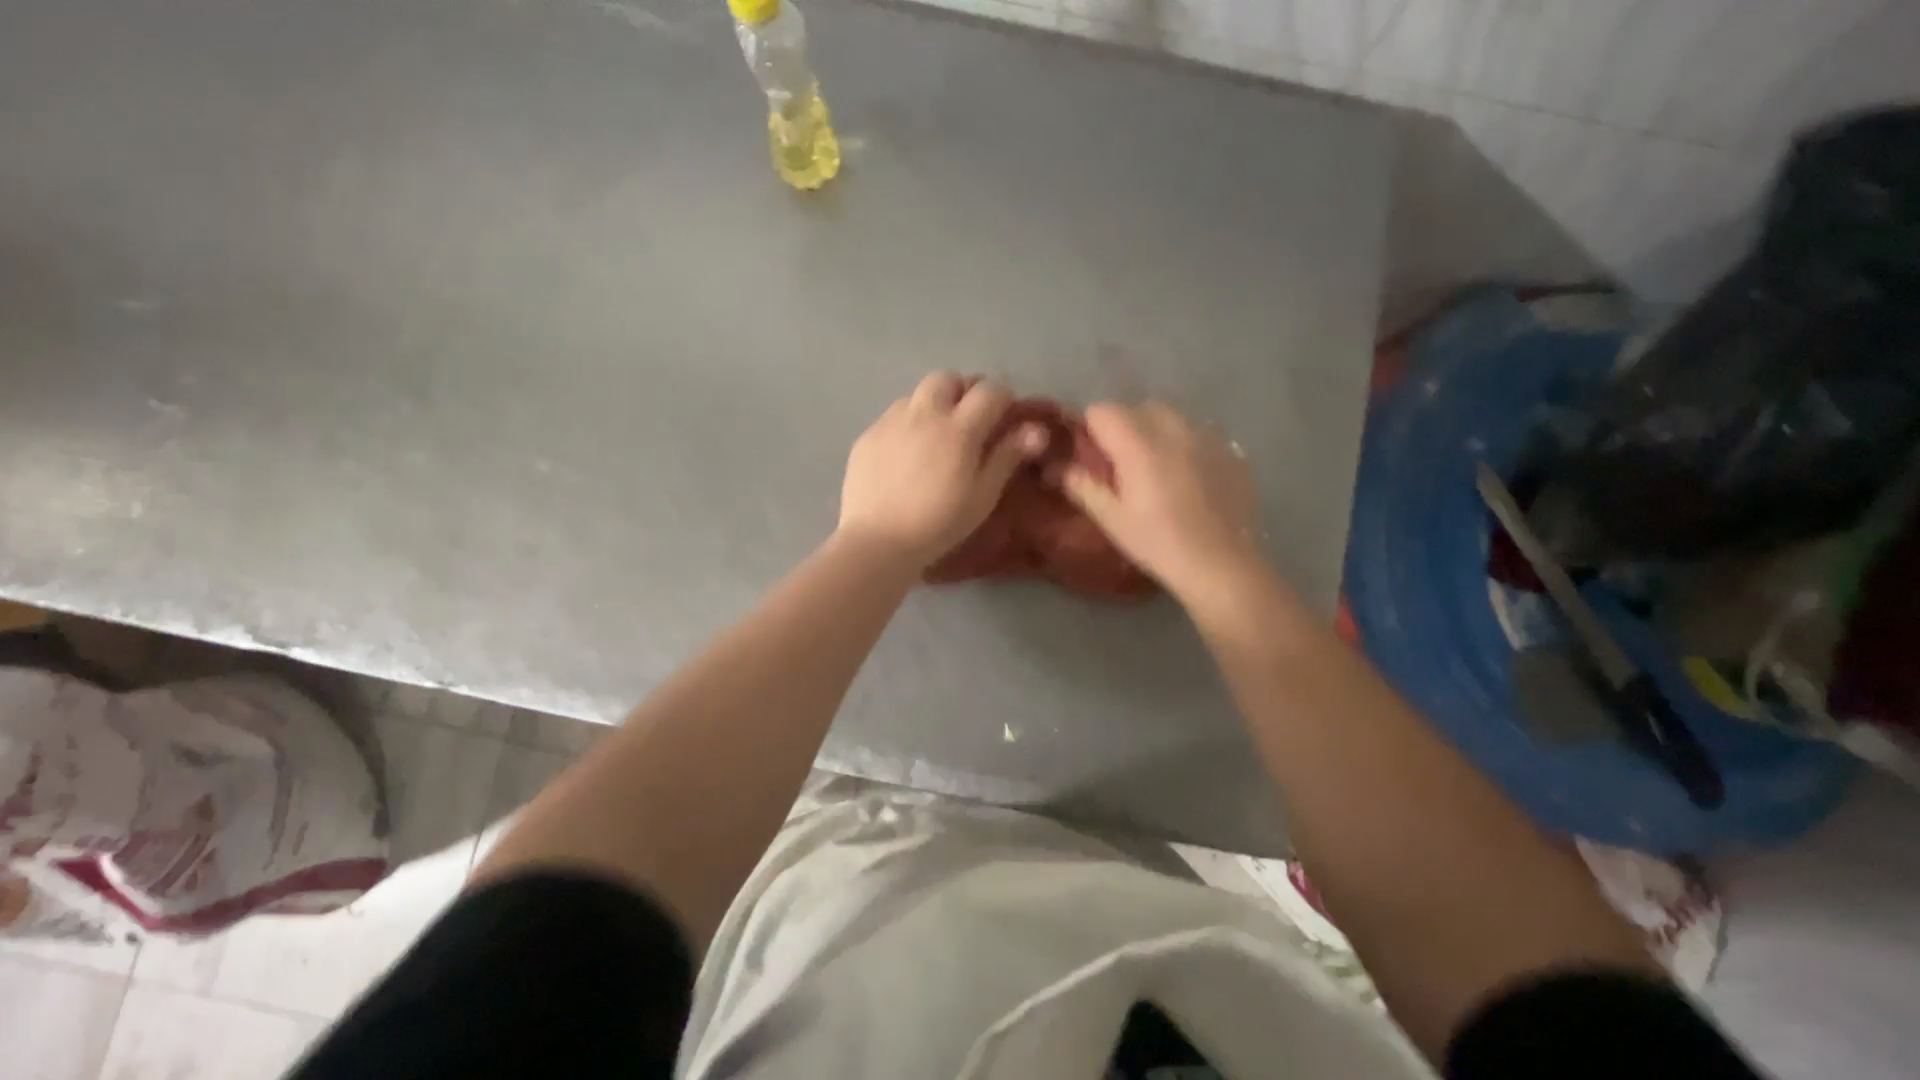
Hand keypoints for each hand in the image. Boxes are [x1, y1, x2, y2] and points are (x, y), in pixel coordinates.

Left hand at [838, 373, 1047, 567]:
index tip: (1005, 417)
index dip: (1003, 398)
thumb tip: (1035, 429)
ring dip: (933, 403)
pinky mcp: (868, 436)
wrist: (878, 541)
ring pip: (917, 393)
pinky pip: (893, 415)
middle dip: (963, 391)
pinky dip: (907, 423)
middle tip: (970, 420)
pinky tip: (907, 454)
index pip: (989, 390)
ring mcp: (891, 422)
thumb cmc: (939, 523)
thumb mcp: (983, 495)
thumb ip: (1007, 456)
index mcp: (959, 428)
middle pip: (948, 378)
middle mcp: (924, 413)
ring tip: (937, 435)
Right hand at [1056, 401, 1266, 603]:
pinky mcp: (1231, 452)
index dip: (1092, 430)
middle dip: (1126, 429)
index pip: (1103, 410)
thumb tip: (1060, 468)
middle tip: (1125, 467)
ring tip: (1160, 472)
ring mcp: (1208, 437)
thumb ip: (1083, 487)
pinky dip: (1188, 447)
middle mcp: (1174, 429)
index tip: (1095, 458)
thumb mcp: (1112, 520)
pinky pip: (1200, 435)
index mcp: (1139, 444)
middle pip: (1138, 408)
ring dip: (1158, 434)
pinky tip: (1191, 481)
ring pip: (1172, 419)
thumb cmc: (1159, 544)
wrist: (1222, 565)